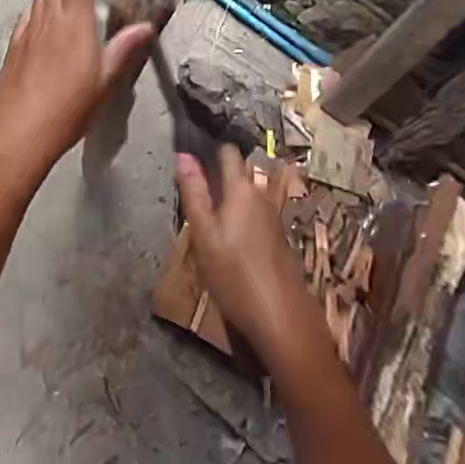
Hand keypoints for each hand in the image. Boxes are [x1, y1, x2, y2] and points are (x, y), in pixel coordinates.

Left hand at [0, 0, 154, 189]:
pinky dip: (39, 3)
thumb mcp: (105, 81)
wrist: (20, 131)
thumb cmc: (69, 108)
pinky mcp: (15, 46)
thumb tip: (146, 26)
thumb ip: (123, 49)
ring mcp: (29, 32)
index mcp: (75, 24)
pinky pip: (28, 13)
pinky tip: (42, 13)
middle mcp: (50, 20)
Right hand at [173, 146, 313, 353]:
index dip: (211, 146)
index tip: (191, 147)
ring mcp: (273, 216)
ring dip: (229, 193)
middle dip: (218, 171)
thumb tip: (183, 155)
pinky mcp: (277, 236)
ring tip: (206, 206)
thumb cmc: (234, 274)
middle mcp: (261, 195)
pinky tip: (228, 232)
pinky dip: (240, 211)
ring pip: (248, 192)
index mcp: (242, 189)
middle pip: (239, 171)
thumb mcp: (204, 235)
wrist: (281, 317)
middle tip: (192, 183)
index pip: (228, 152)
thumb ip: (194, 193)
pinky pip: (255, 210)